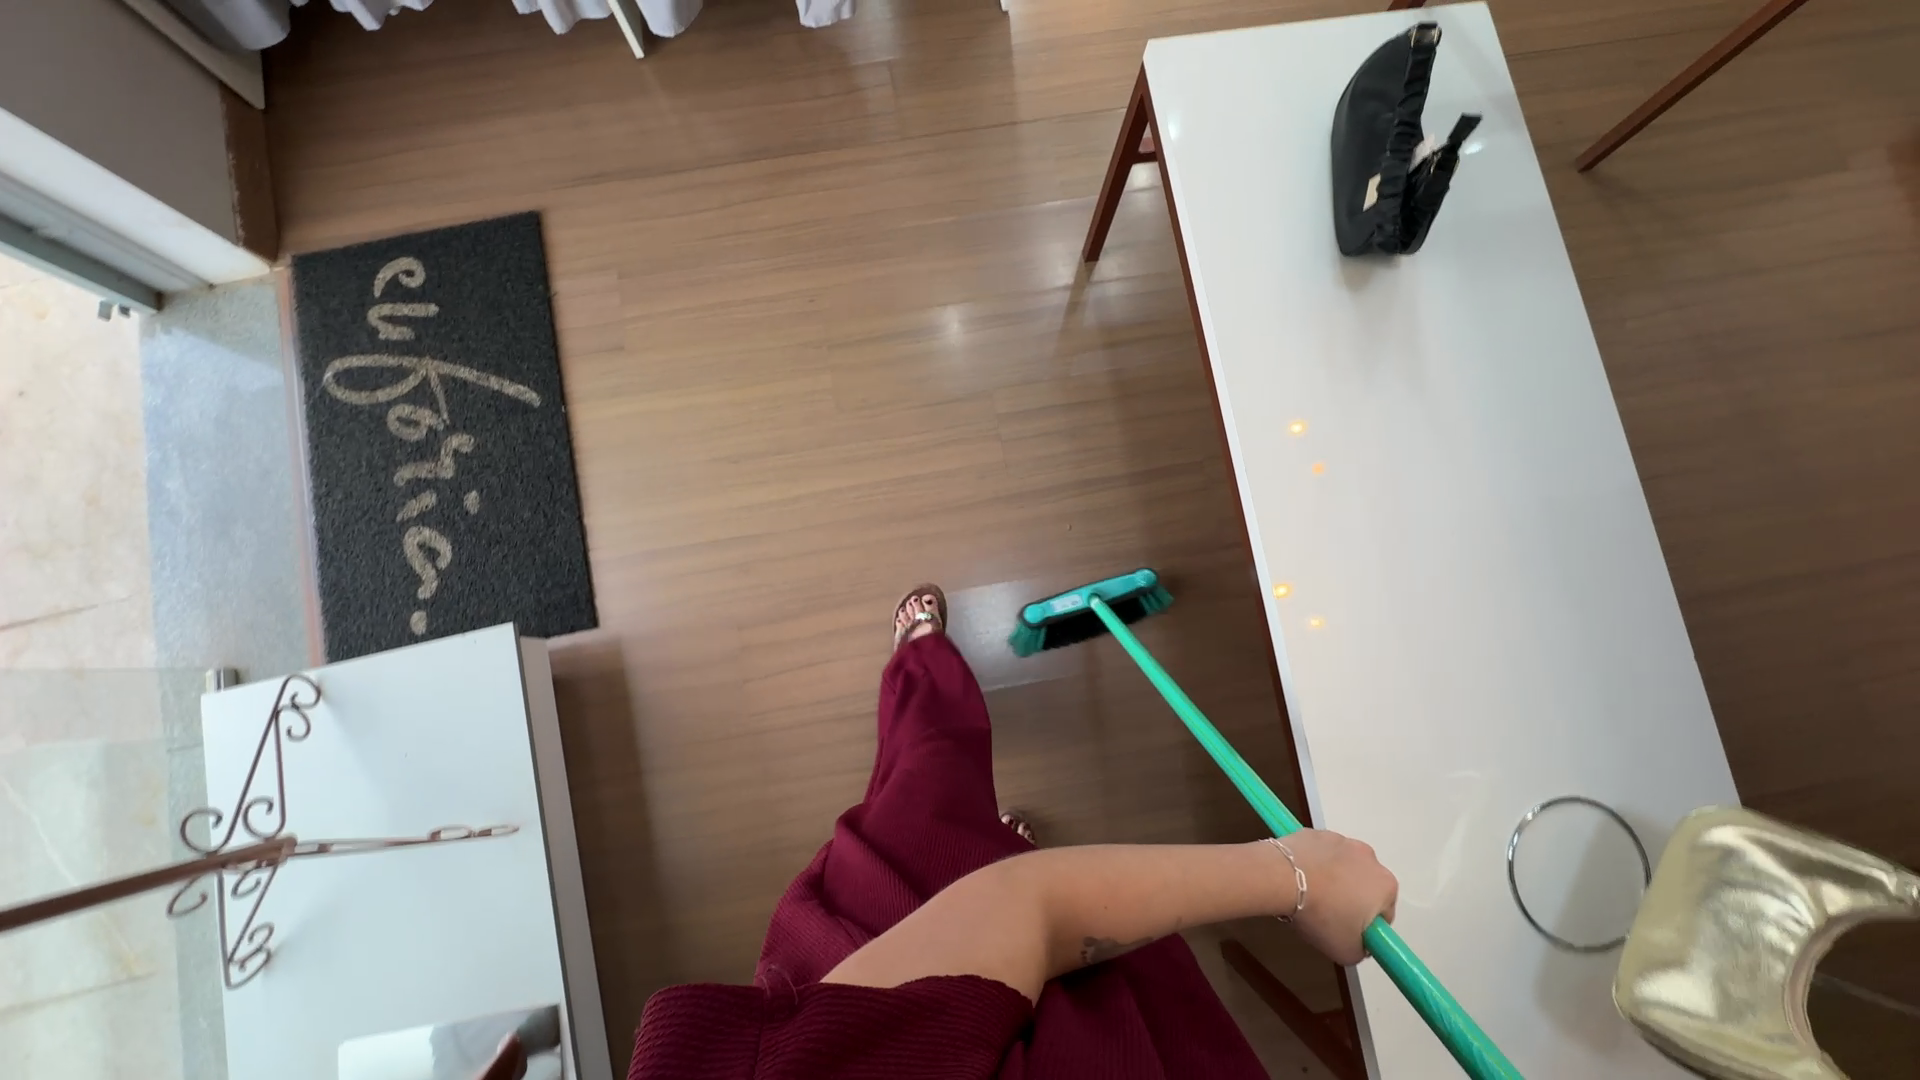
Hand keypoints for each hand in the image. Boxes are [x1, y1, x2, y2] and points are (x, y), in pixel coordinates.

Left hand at [1273, 829, 1397, 965]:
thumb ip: (1363, 948)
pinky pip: (1318, 852)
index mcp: (1386, 884)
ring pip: (1341, 866)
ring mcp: (1339, 839)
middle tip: (1326, 913)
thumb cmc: (1322, 915)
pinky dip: (1312, 862)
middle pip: (1363, 884)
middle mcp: (1368, 856)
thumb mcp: (1349, 952)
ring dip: (1331, 878)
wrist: (1281, 877)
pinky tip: (1297, 876)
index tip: (1346, 931)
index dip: (1366, 926)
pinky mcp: (1313, 831)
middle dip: (1349, 898)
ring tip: (1308, 894)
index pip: (1383, 912)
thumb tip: (1358, 940)